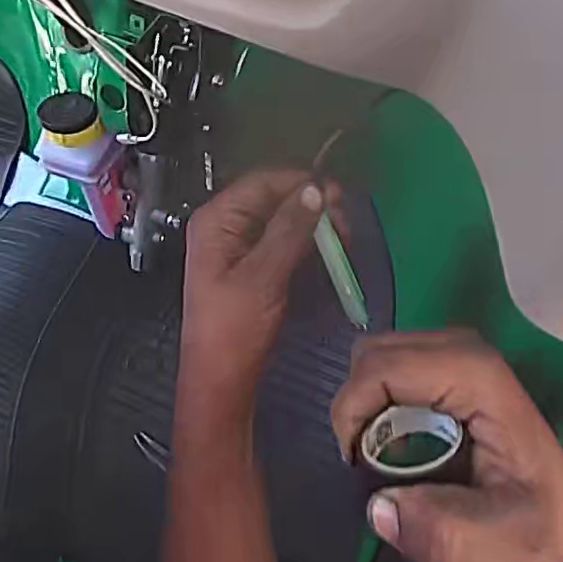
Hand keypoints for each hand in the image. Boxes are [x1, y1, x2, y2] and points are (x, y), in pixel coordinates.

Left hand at [180, 169, 336, 407]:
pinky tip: (329, 254)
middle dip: (312, 206)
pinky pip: (284, 242)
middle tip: (344, 223)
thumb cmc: (233, 328)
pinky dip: (307, 244)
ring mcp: (240, 246)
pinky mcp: (254, 265)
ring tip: (343, 241)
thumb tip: (315, 190)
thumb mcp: (264, 276)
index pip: (262, 182)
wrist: (221, 379)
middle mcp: (226, 226)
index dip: (300, 183)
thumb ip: (290, 229)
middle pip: (275, 199)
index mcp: (217, 220)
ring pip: (284, 220)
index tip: (337, 195)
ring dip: (314, 226)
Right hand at [330, 331, 562, 561]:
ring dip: (366, 406)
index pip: (380, 369)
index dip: (353, 414)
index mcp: (473, 375)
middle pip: (372, 355)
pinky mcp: (447, 360)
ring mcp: (454, 348)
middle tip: (369, 463)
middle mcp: (461, 347)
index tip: (358, 467)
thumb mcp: (502, 544)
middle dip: (356, 409)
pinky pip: (388, 366)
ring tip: (385, 456)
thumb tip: (378, 507)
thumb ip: (442, 535)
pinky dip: (378, 401)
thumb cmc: (541, 521)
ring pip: (375, 357)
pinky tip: (399, 441)